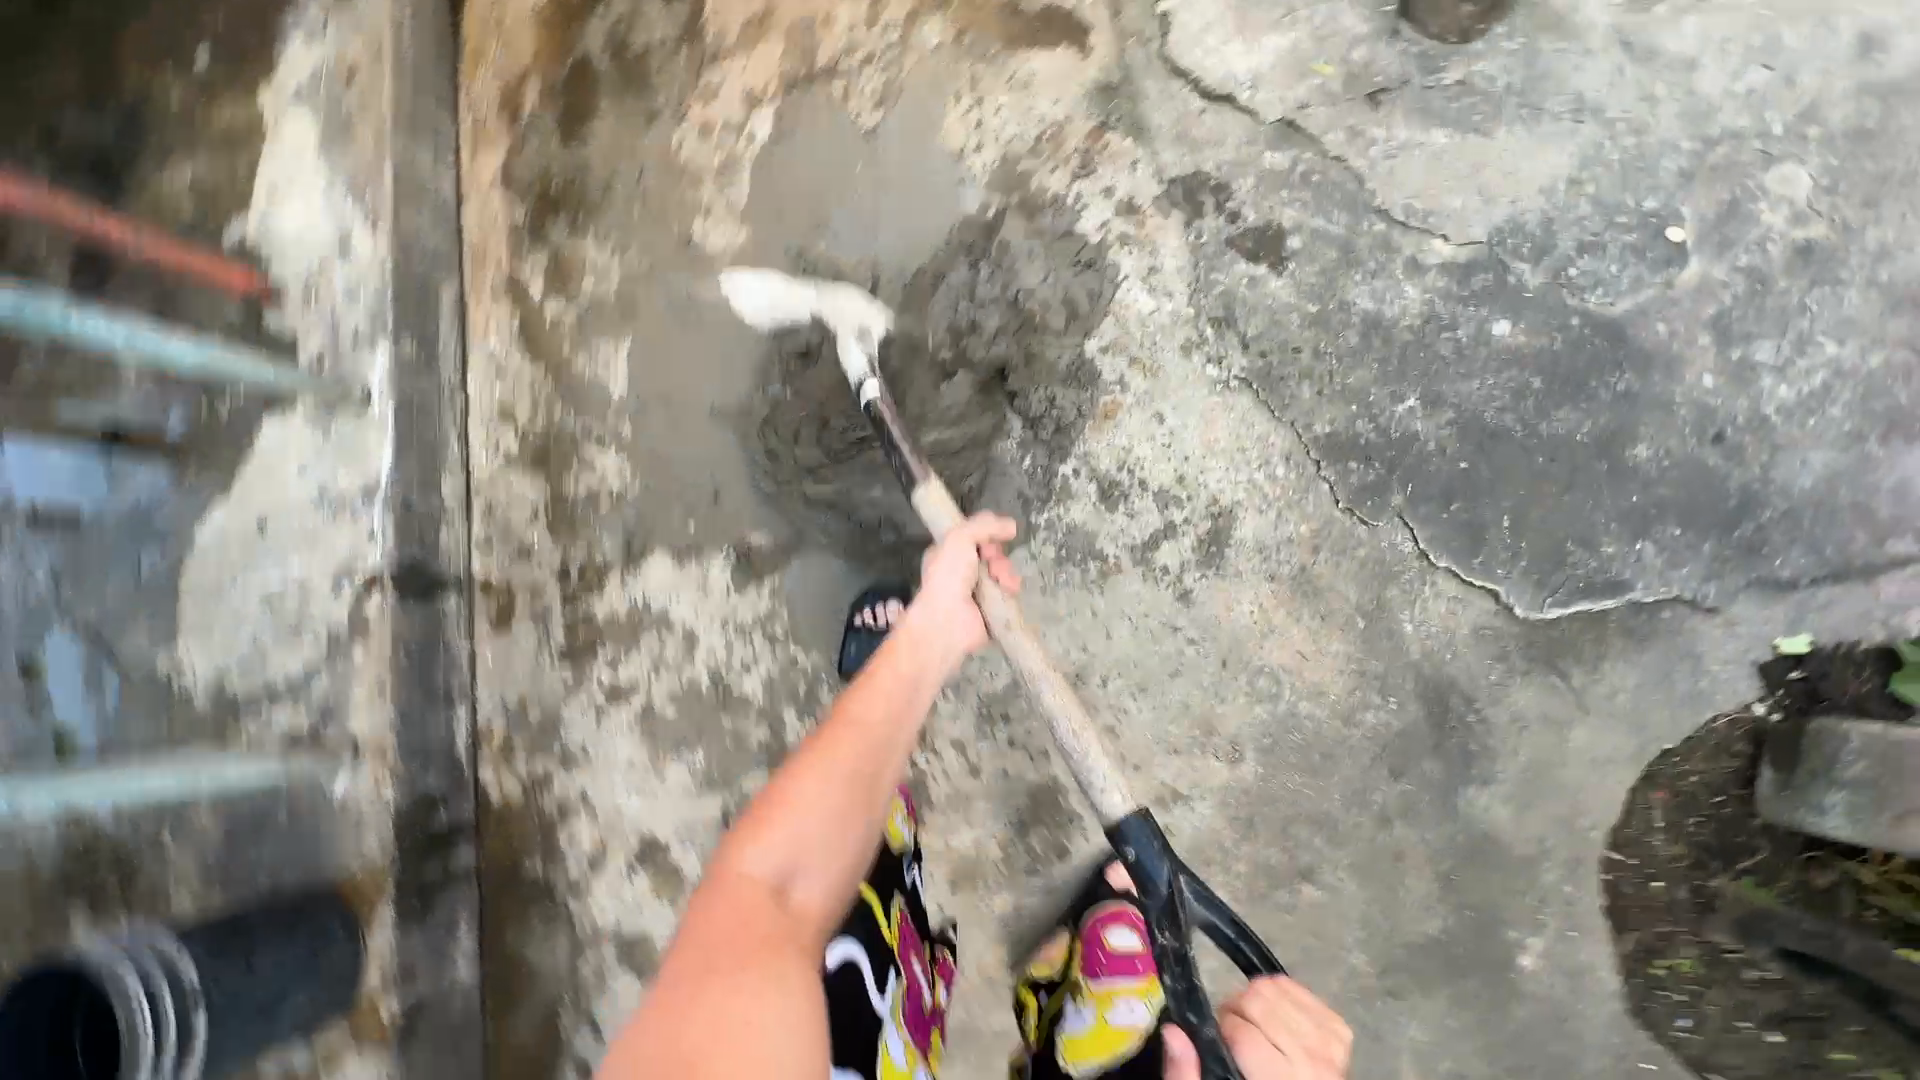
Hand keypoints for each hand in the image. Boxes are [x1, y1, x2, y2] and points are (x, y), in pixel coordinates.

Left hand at [904, 512, 1020, 668]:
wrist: (948, 620)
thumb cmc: (948, 576)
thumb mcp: (959, 538)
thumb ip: (985, 525)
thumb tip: (1012, 525)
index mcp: (948, 553)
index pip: (974, 537)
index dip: (987, 535)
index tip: (991, 538)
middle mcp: (961, 571)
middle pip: (992, 554)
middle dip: (997, 556)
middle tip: (992, 561)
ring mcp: (977, 592)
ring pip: (1002, 572)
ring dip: (1006, 572)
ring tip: (1001, 580)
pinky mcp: (991, 609)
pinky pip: (1008, 593)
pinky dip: (1011, 589)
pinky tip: (1008, 591)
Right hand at [1162, 977, 1351, 1079]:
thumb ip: (1188, 1076)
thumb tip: (1173, 1031)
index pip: (1244, 1034)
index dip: (1222, 1028)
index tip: (1219, 1038)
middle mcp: (1315, 1066)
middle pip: (1260, 1001)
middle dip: (1236, 1009)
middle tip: (1233, 1030)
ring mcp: (1333, 1047)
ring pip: (1277, 987)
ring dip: (1256, 1000)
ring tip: (1253, 1025)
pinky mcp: (1340, 1033)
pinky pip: (1298, 988)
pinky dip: (1279, 995)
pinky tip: (1275, 1018)